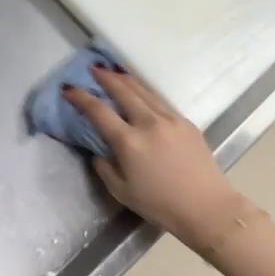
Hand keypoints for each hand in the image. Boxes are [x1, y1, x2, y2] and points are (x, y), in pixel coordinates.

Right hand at [64, 65, 252, 250]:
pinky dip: (146, 92)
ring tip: (115, 72)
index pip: (99, 111)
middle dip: (106, 78)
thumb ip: (105, 167)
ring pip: (145, 91)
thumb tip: (100, 152)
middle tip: (94, 69)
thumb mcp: (121, 191)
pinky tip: (142, 92)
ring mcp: (170, 119)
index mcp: (129, 141)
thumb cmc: (159, 204)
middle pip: (124, 91)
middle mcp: (149, 123)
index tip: (69, 89)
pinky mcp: (186, 123)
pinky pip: (160, 101)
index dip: (81, 97)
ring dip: (127, 79)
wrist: (205, 206)